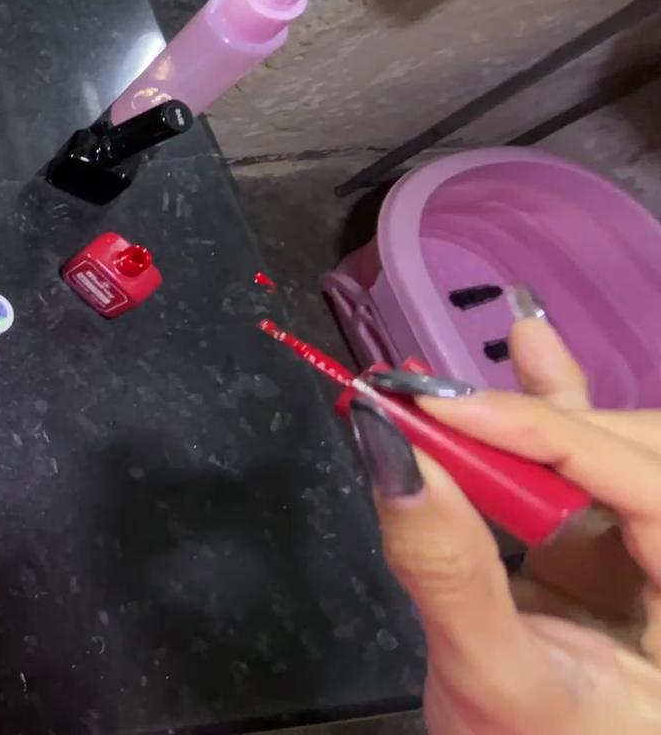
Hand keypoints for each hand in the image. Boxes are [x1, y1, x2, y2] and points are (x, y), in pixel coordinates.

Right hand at [351, 288, 660, 732]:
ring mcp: (655, 560)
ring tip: (440, 391)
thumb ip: (446, 568)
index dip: (549, 431)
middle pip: (649, 460)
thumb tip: (386, 447)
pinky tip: (529, 343)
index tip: (438, 403)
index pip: (658, 490)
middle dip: (542, 424)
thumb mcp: (492, 676)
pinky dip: (554, 404)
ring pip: (622, 452)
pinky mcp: (609, 551)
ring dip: (538, 409)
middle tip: (428, 409)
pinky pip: (594, 468)